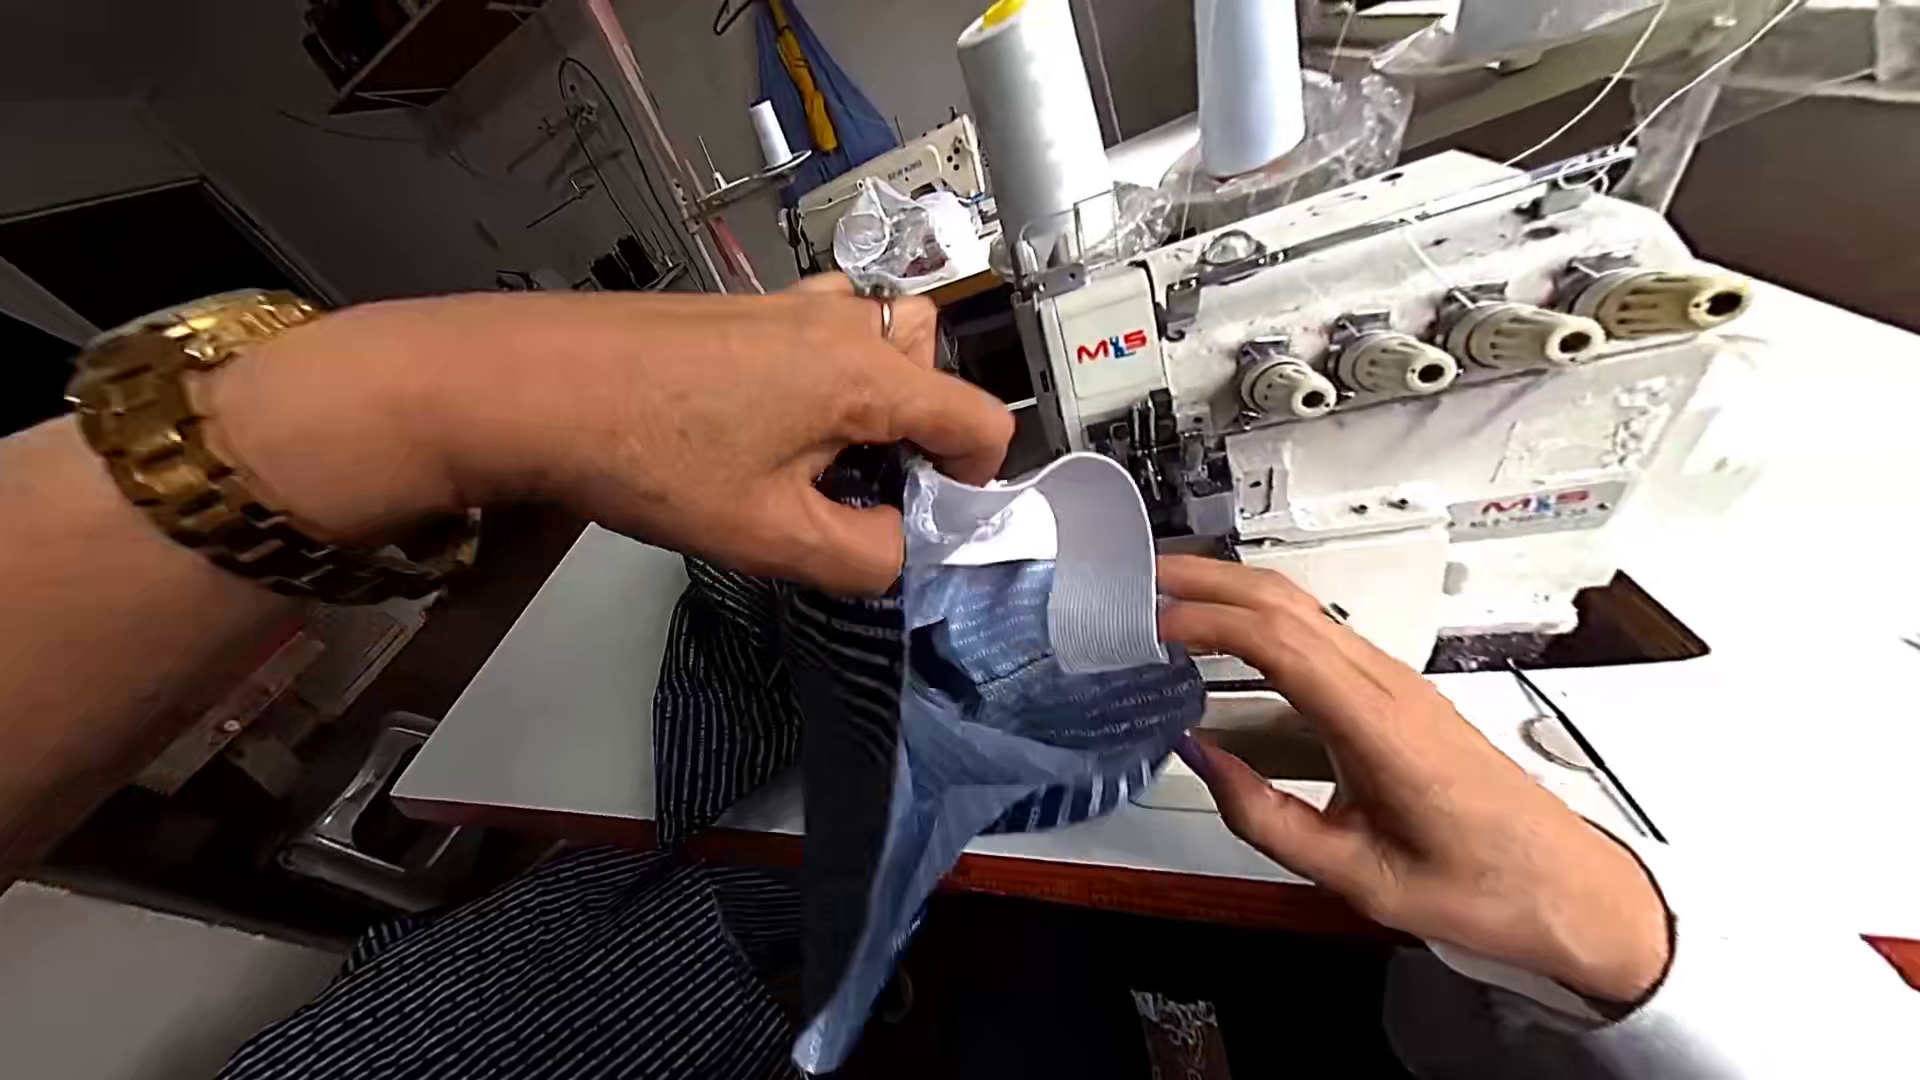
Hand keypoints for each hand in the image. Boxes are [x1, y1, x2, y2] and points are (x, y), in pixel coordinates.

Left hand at [206, 275, 1010, 592]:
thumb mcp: (774, 537)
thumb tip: (899, 543)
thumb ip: (867, 555)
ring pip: (888, 338)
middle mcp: (846, 324)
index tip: (929, 513)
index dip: (976, 478)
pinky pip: (835, 329)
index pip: (980, 419)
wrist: (527, 387)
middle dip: (929, 429)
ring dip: (887, 394)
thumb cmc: (656, 463)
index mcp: (867, 376)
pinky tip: (783, 414)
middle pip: (937, 366)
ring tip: (833, 446)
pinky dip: (840, 372)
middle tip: (876, 478)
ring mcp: (797, 305)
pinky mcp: (756, 307)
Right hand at [1157, 555, 1670, 1004]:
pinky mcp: (1381, 678)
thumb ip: (1266, 819)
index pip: (1279, 642)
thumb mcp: (1359, 878)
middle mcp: (1381, 680)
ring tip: (1167, 588)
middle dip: (1206, 577)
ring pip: (1295, 599)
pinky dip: (1250, 605)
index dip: (1209, 622)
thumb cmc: (1479, 886)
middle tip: (1143, 577)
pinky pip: (1306, 620)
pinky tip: (1218, 621)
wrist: (1576, 888)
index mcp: (1378, 725)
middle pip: (1282, 598)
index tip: (1154, 627)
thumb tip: (1198, 754)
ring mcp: (1384, 671)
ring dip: (1226, 582)